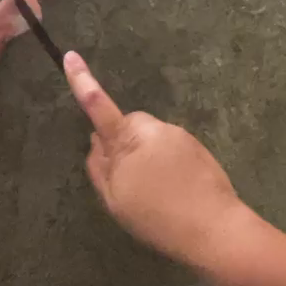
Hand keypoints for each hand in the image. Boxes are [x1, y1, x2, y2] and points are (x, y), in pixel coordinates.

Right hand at [63, 51, 248, 266]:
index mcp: (126, 141)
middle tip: (131, 182)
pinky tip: (176, 192)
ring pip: (151, 137)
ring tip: (158, 194)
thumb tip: (95, 140)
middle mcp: (152, 129)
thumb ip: (99, 168)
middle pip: (128, 125)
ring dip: (148, 156)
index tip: (71, 55)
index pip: (97, 105)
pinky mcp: (197, 145)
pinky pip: (171, 147)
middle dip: (126, 143)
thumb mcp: (115, 200)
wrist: (214, 229)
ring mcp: (177, 135)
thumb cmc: (156, 218)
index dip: (82, 80)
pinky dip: (168, 164)